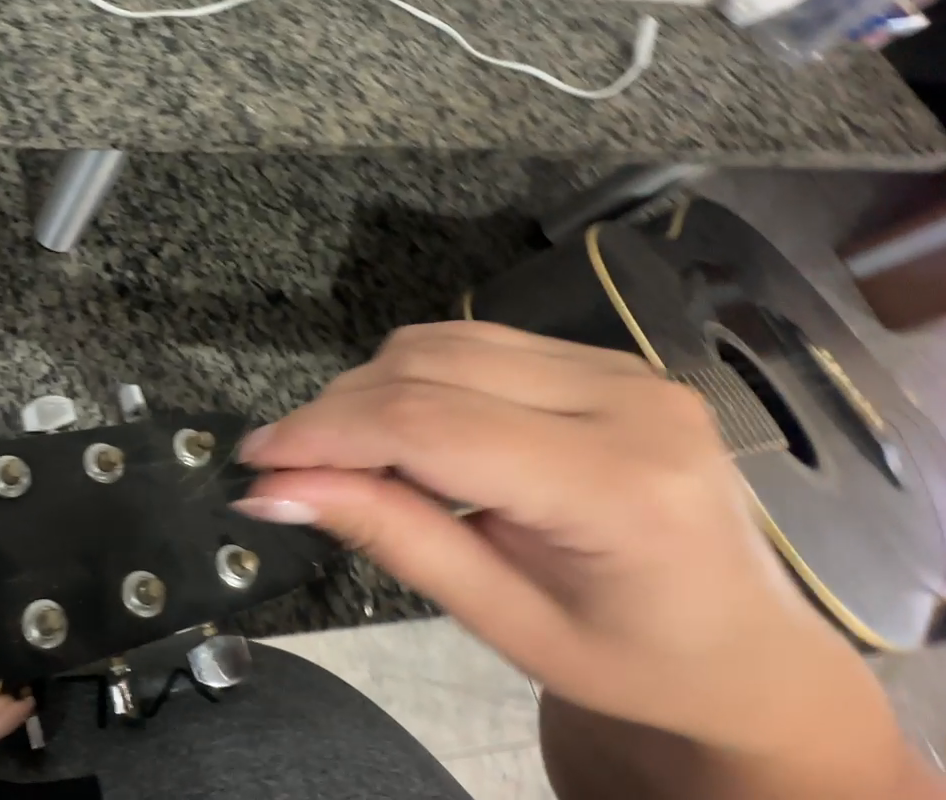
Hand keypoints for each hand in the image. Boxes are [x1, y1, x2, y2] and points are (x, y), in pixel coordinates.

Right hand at [232, 322, 929, 794]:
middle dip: (334, 413)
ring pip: (436, 342)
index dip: (324, 433)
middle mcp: (627, 401)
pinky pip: (466, 343)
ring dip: (365, 390)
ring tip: (341, 451)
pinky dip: (406, 378)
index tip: (256, 460)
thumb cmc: (629, 660)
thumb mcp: (500, 618)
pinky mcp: (601, 358)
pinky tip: (400, 428)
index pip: (429, 425)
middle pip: (424, 368)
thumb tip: (274, 489)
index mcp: (619, 488)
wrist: (747, 650)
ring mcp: (620, 367)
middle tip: (285, 465)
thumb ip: (387, 534)